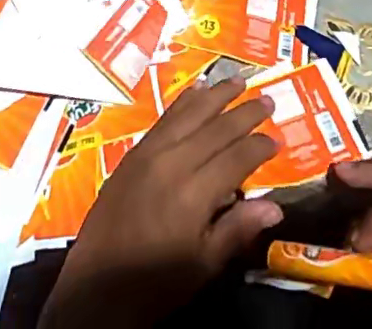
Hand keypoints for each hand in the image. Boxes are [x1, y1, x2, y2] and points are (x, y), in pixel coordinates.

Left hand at [39, 77, 281, 328]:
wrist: (94, 290)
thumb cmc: (154, 283)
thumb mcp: (201, 266)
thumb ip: (237, 230)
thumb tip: (276, 207)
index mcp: (193, 194)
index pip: (236, 158)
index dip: (259, 147)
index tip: (277, 140)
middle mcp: (173, 163)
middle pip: (217, 129)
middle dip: (245, 113)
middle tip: (268, 101)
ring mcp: (150, 154)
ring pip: (190, 114)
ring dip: (217, 95)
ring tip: (239, 80)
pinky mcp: (133, 153)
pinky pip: (165, 118)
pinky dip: (184, 102)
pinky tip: (197, 91)